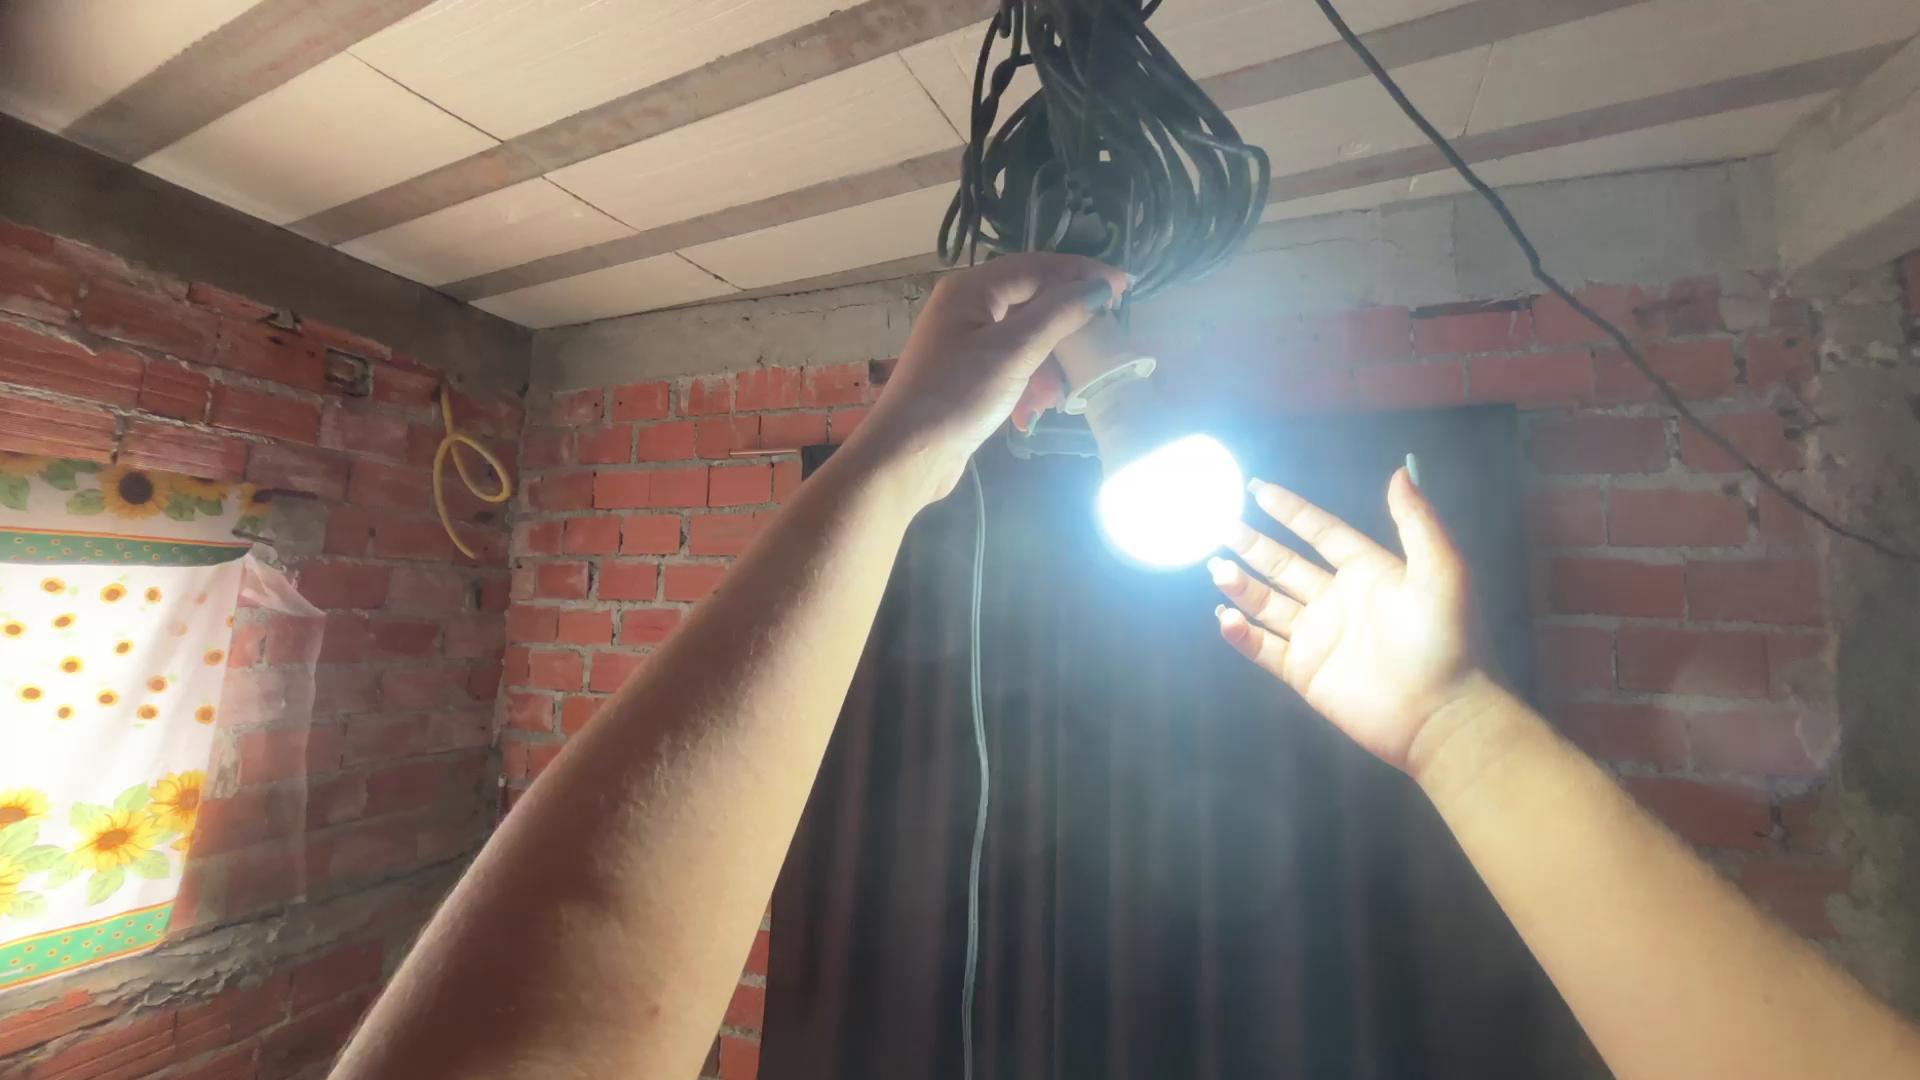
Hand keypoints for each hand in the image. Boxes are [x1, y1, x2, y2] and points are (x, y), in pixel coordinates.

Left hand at [848, 253, 1128, 499]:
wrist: (908, 455)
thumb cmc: (958, 396)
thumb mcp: (1015, 351)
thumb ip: (1059, 314)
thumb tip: (1100, 288)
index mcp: (971, 289)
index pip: (1038, 267)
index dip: (1083, 274)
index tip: (1125, 287)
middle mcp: (965, 309)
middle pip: (1032, 303)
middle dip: (1065, 330)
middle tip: (1098, 347)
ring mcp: (963, 344)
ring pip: (1023, 340)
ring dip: (1047, 366)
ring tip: (1059, 397)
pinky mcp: (965, 377)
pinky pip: (1009, 369)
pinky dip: (1027, 386)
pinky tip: (1033, 413)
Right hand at [1209, 468, 1487, 774]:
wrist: (1442, 716)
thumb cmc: (1445, 640)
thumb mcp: (1442, 571)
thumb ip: (1416, 521)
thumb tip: (1399, 470)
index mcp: (1367, 573)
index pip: (1321, 533)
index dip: (1290, 511)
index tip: (1257, 490)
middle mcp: (1337, 600)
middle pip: (1283, 565)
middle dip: (1251, 545)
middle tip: (1220, 527)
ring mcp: (1318, 636)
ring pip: (1266, 603)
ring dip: (1240, 585)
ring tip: (1217, 568)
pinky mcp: (1303, 671)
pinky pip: (1262, 647)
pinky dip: (1240, 633)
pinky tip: (1224, 616)